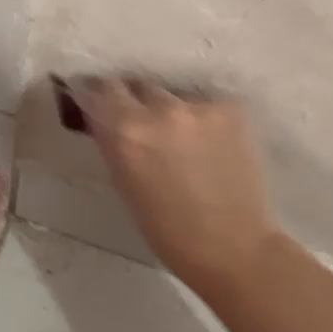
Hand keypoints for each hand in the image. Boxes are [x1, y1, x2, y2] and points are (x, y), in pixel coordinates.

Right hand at [71, 78, 284, 288]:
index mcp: (127, 131)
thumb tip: (103, 117)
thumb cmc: (169, 230)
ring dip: (172, 110)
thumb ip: (112, 144)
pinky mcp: (232, 107)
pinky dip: (203, 119)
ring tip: (183, 138)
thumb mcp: (124, 186)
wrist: (234, 246)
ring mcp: (200, 106)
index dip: (98, 94)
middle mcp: (161, 109)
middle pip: (137, 85)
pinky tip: (212, 143)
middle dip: (135, 101)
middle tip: (143, 123)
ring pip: (174, 94)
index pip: (100, 89)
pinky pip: (206, 103)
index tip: (99, 101)